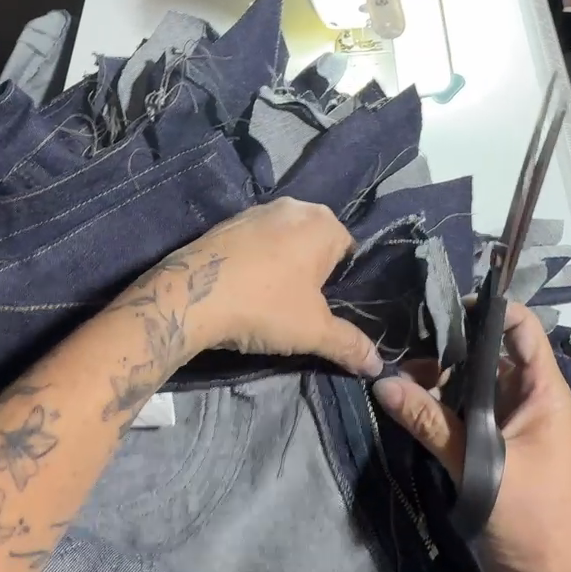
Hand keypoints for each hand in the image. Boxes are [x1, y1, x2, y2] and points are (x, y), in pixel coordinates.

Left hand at [174, 198, 382, 376]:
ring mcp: (258, 210)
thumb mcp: (314, 331)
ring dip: (284, 266)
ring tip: (274, 301)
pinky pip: (257, 242)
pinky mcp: (229, 221)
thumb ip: (350, 344)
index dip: (343, 283)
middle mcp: (295, 206)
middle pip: (316, 244)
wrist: (192, 295)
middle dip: (313, 273)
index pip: (349, 252)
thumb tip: (379, 365)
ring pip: (285, 242)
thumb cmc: (265, 305)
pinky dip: (258, 261)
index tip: (331, 310)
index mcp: (323, 222)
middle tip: (305, 309)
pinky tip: (248, 287)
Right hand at [371, 301, 570, 571]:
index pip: (521, 326)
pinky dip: (434, 403)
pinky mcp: (487, 446)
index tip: (442, 306)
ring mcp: (505, 421)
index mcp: (542, 390)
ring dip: (434, 376)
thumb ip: (432, 422)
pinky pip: (459, 411)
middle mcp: (523, 397)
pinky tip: (402, 398)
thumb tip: (383, 382)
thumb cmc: (534, 517)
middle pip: (484, 351)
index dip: (488, 307)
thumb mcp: (482, 467)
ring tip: (393, 368)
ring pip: (467, 381)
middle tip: (400, 338)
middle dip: (445, 344)